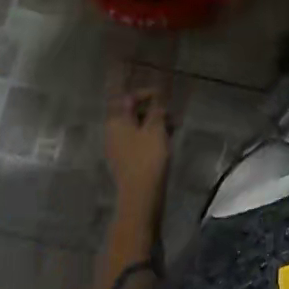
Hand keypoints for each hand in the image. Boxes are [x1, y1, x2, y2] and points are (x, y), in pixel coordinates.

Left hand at [103, 90, 170, 206]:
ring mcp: (119, 147)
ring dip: (156, 123)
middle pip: (133, 112)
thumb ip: (155, 109)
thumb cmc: (148, 157)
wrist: (141, 195)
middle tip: (172, 114)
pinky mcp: (127, 159)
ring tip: (174, 126)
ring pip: (138, 127)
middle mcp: (114, 132)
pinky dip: (153, 136)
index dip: (146, 93)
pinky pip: (139, 140)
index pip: (128, 98)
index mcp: (117, 122)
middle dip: (154, 109)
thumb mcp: (155, 128)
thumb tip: (155, 95)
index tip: (164, 96)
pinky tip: (167, 140)